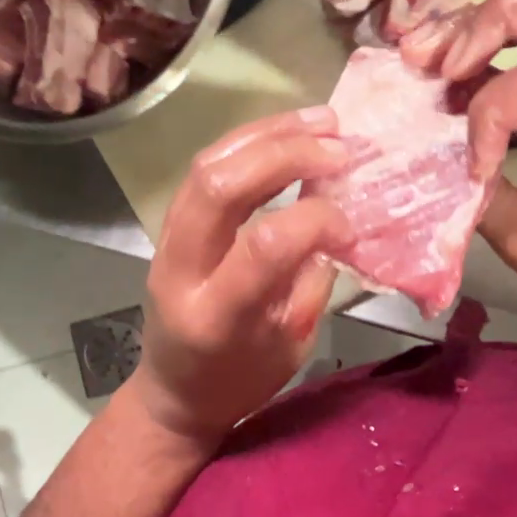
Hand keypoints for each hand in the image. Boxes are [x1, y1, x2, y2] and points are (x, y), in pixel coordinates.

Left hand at [128, 107, 353, 444]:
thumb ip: (310, 282)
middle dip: (286, 153)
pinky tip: (286, 134)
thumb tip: (334, 218)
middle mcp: (182, 271)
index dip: (316, 220)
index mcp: (216, 316)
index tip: (349, 226)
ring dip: (267, 134)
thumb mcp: (289, 347)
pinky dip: (248, 144)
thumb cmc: (239, 382)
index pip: (264, 245)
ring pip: (206, 166)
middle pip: (221, 186)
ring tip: (321, 121)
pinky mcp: (170, 227)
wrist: (173, 395)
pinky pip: (203, 171)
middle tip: (340, 146)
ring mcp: (167, 244)